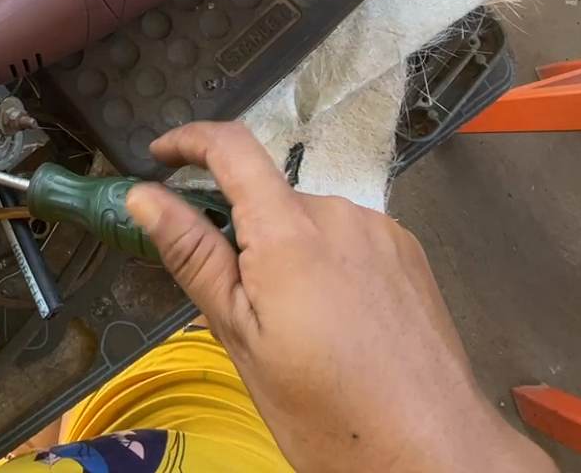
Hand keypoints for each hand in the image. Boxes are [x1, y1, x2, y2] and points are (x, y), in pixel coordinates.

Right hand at [127, 123, 554, 472]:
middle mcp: (337, 211)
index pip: (231, 147)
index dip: (188, 140)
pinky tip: (337, 317)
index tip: (159, 155)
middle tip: (240, 301)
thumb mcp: (240, 336)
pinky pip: (345, 235)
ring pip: (306, 219)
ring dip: (285, 248)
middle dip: (242, 230)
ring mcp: (379, 228)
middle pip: (268, 195)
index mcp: (289, 230)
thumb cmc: (325, 410)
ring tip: (296, 323)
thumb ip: (192, 255)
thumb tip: (143, 195)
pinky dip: (324, 258)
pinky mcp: (407, 249)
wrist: (437, 458)